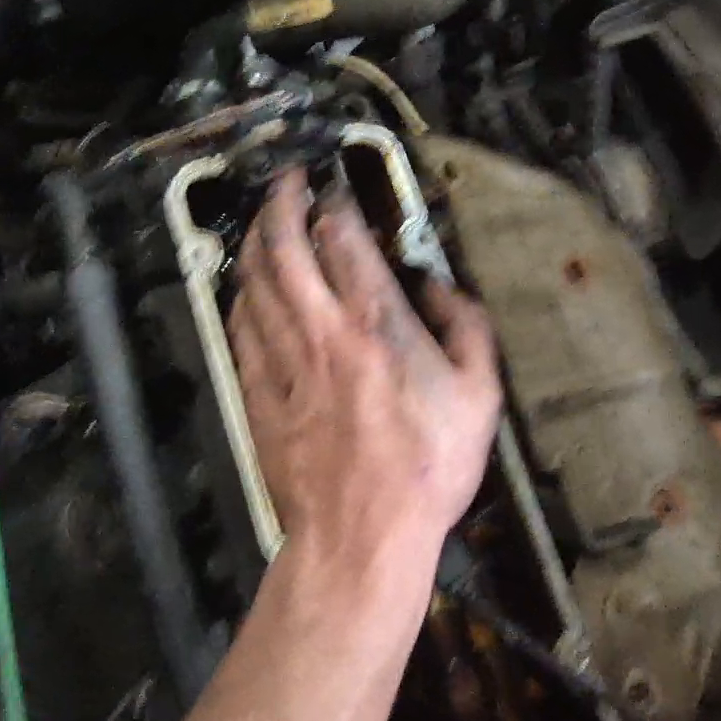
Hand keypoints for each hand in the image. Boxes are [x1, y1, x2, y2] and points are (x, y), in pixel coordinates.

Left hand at [227, 171, 503, 573]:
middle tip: (285, 183)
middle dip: (280, 203)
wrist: (360, 536)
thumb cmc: (427, 467)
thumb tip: (439, 287)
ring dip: (256, 245)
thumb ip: (466, 328)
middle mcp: (321, 330)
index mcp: (376, 324)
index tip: (334, 194)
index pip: (342, 240)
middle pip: (283, 248)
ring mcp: (282, 362)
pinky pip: (241, 330)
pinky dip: (243, 298)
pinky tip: (247, 290)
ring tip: (264, 226)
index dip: (334, 206)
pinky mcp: (258, 393)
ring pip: (255, 283)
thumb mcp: (479, 396)